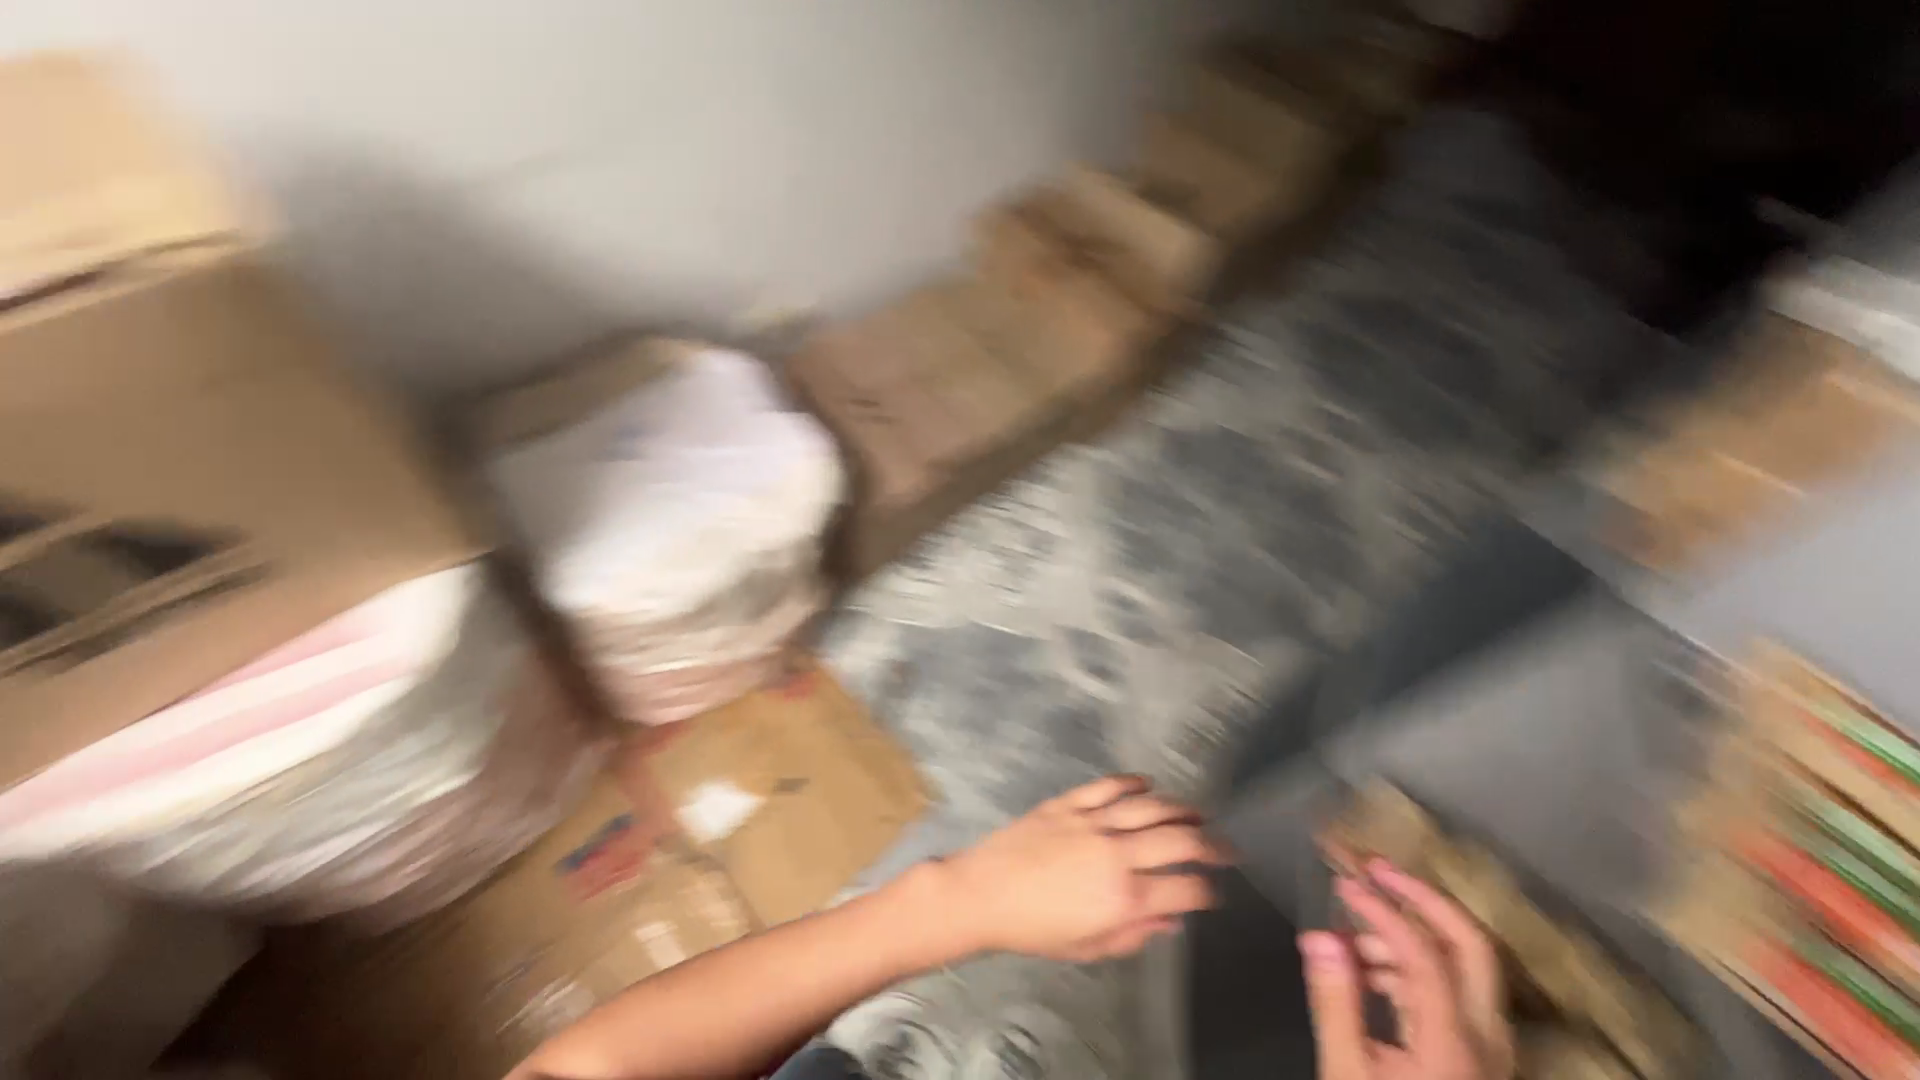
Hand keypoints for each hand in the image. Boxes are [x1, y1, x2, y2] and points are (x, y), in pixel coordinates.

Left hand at [935, 775, 1227, 961]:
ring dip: (1182, 809)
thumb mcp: (1090, 947)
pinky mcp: (1069, 803)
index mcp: (1124, 898)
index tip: (1214, 890)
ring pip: (1151, 807)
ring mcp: (1092, 822)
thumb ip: (1135, 934)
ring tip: (1198, 815)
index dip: (1209, 890)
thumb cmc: (1035, 929)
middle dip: (1213, 845)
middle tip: (1227, 848)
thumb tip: (1170, 919)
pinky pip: (1109, 786)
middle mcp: (1116, 854)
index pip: (1186, 889)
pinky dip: (1133, 783)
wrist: (983, 894)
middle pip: (1180, 841)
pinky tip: (1147, 785)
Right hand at [1302, 860, 1513, 1079]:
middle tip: (1377, 869)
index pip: (1423, 952)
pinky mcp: (1479, 1058)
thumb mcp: (1346, 1072)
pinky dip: (1417, 965)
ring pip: (1467, 966)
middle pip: (1471, 946)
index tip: (1343, 884)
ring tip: (1356, 934)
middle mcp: (1487, 1038)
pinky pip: (1457, 991)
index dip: (1383, 910)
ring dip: (1414, 935)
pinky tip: (1373, 971)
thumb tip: (1321, 935)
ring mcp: (1491, 1049)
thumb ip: (1335, 1003)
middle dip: (1424, 900)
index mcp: (1453, 1040)